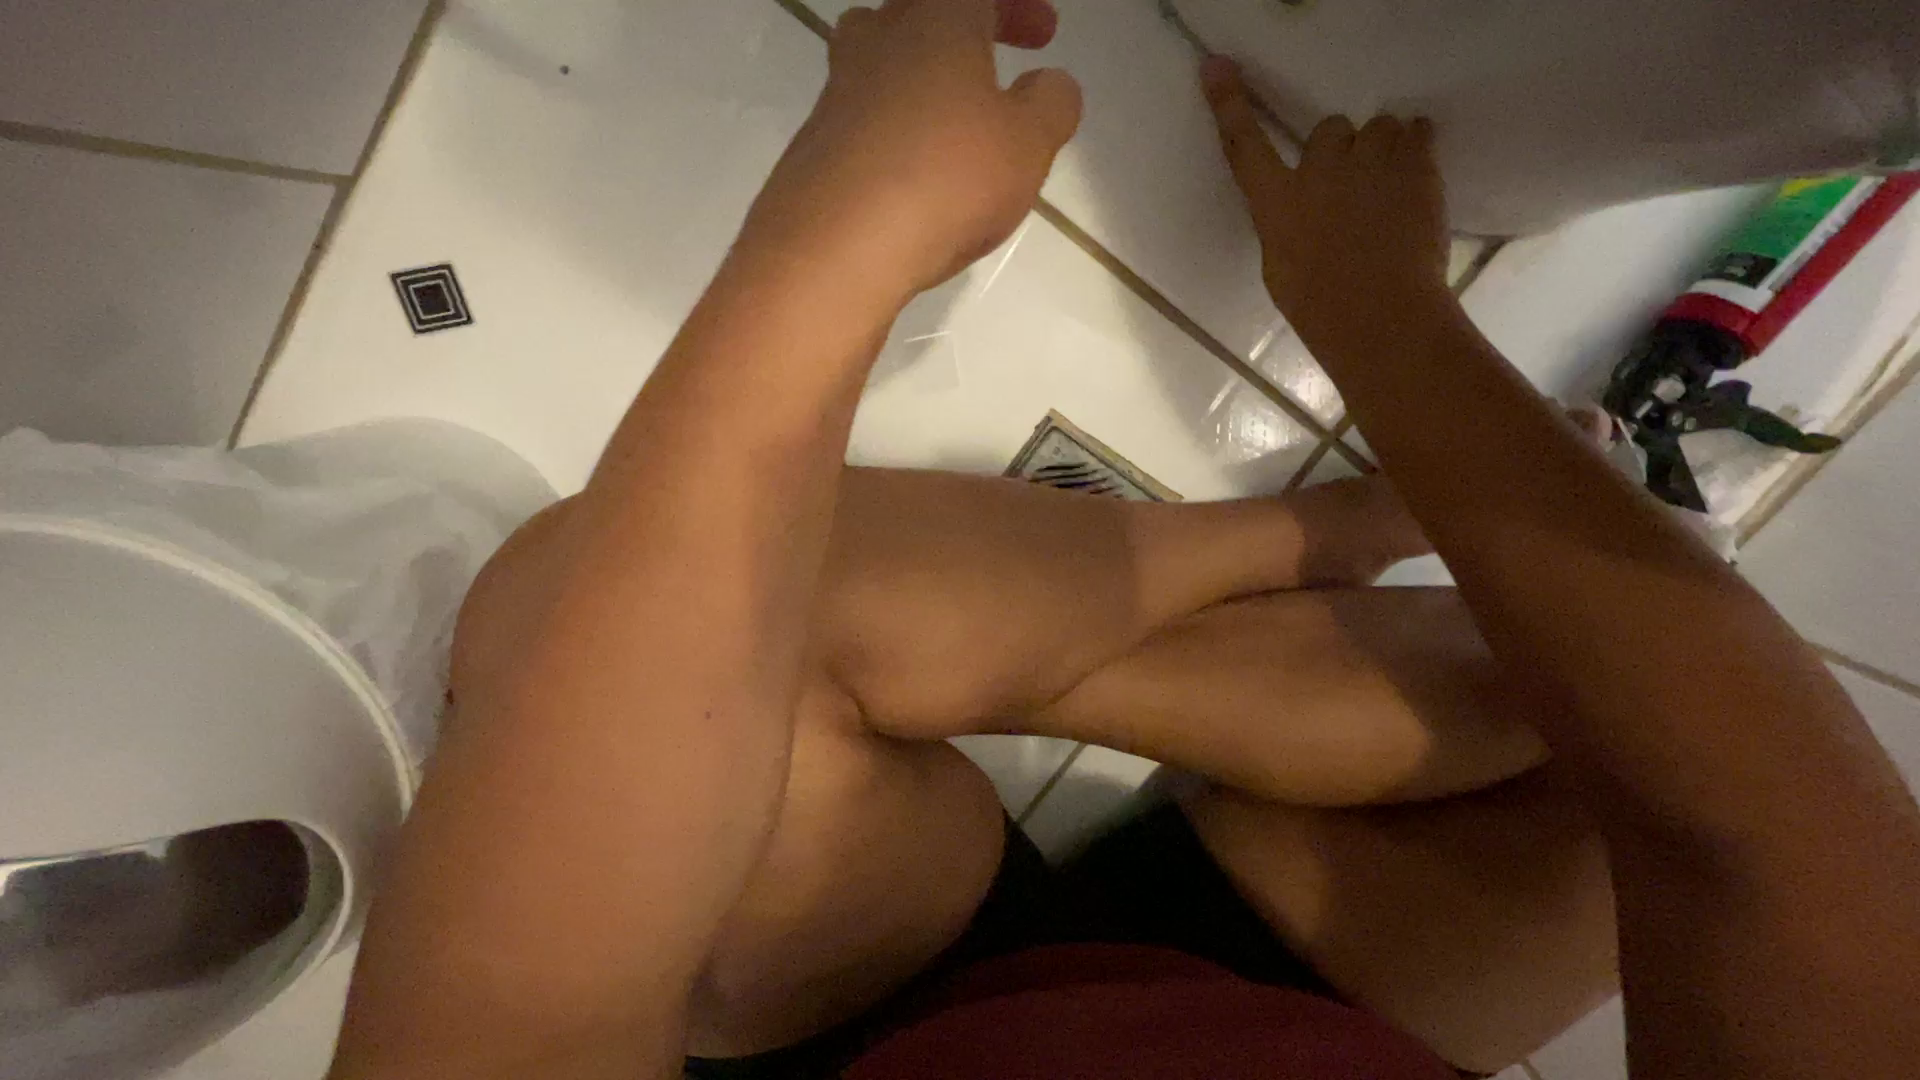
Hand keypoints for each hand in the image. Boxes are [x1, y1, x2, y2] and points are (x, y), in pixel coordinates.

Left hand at [741, 0, 1081, 299]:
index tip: (1043, 37)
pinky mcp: (814, 148)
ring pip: (883, 67)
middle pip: (921, 15)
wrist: (837, 248)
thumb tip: (1050, 85)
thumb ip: (1051, 105)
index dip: (1016, 7)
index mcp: (936, 20)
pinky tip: (912, 182)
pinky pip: (863, 124)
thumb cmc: (946, 181)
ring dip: (922, 85)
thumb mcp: (1028, 145)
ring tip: (950, 128)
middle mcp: (878, 42)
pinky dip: (894, 138)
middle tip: (995, 71)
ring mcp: (837, 94)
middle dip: (966, 36)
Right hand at [1201, 57, 1450, 334]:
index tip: (1216, 66)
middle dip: (1339, 149)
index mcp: (1276, 203)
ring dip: (1380, 148)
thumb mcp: (1282, 268)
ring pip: (1377, 126)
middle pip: (1329, 128)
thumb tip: (1305, 211)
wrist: (1379, 314)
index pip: (1244, 145)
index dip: (1229, 103)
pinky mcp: (1415, 163)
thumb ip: (1289, 226)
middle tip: (1352, 186)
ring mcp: (1368, 162)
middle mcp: (1318, 171)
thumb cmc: (1318, 307)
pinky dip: (1415, 148)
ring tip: (1388, 184)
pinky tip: (1414, 179)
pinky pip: (1417, 130)